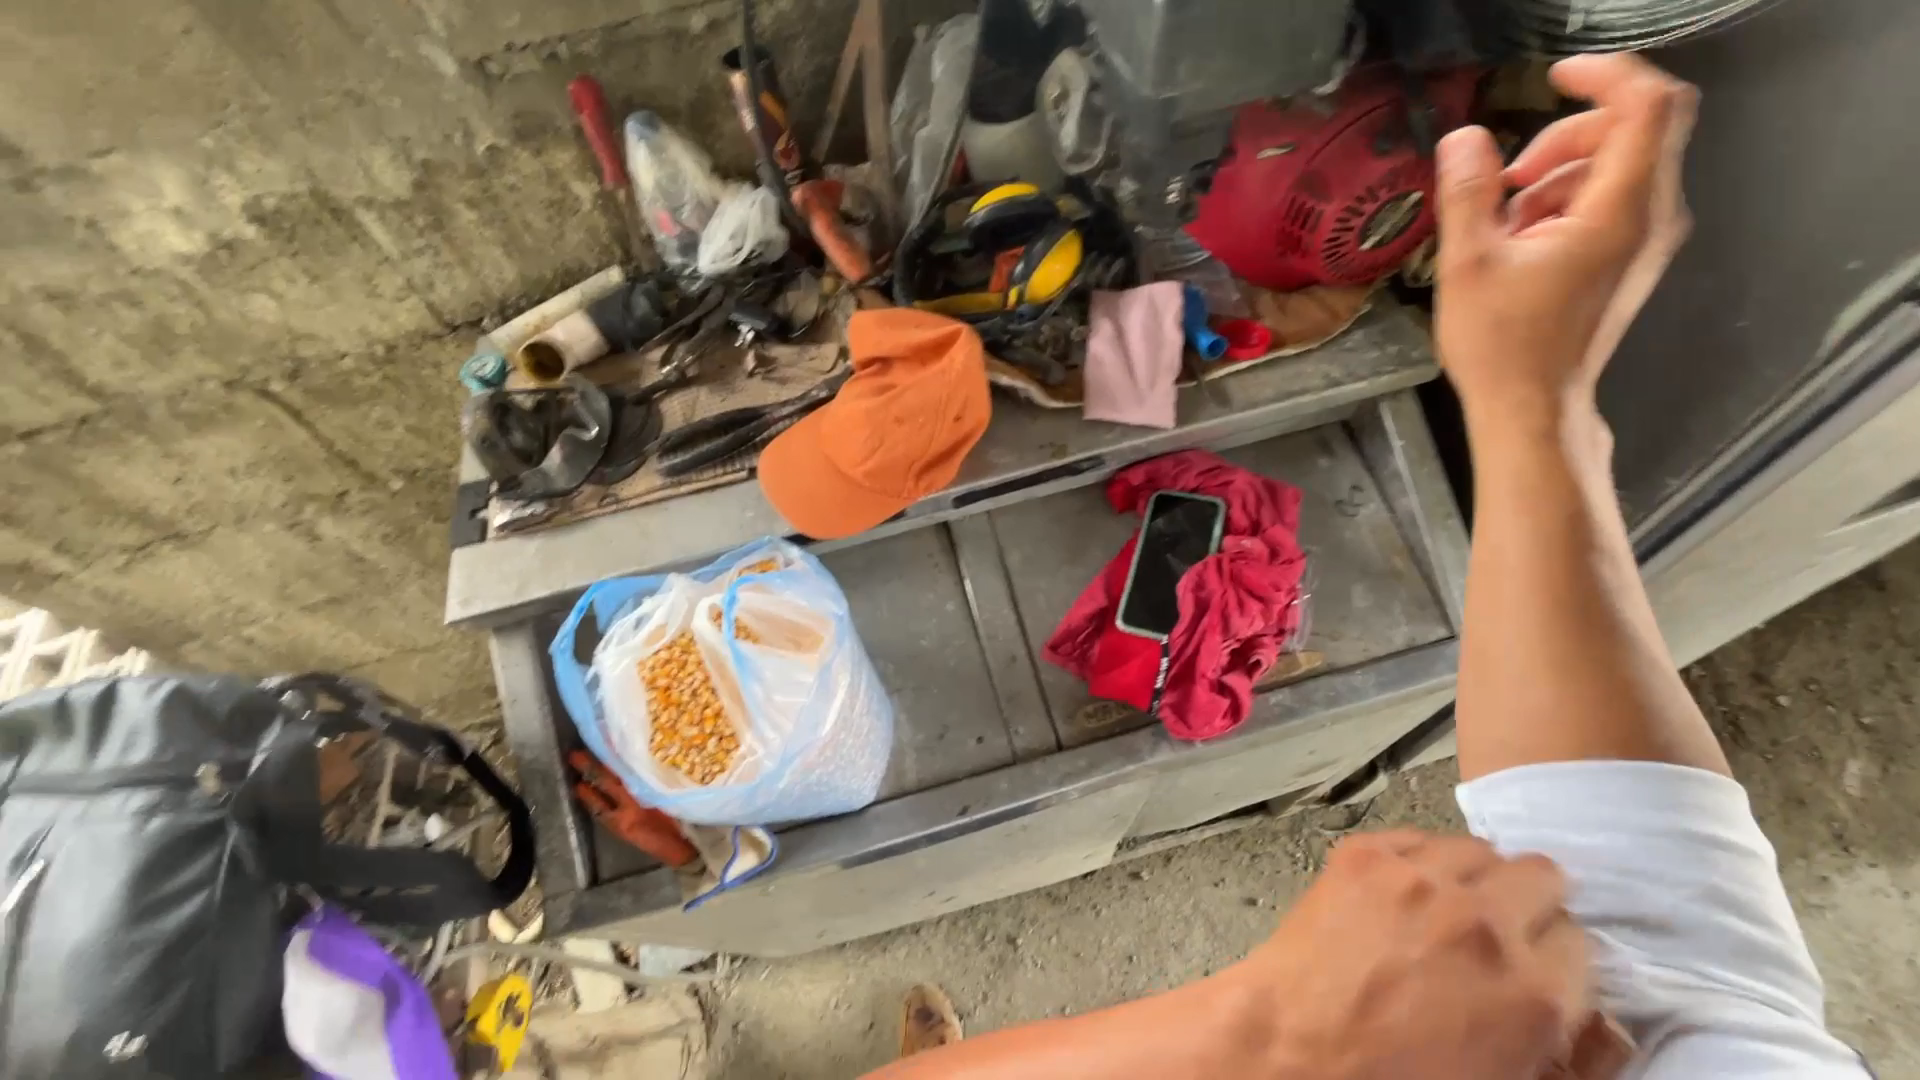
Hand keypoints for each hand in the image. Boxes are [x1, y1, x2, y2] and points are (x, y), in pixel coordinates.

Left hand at [1229, 831, 1590, 1079]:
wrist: (1292, 1047)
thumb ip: (1567, 1052)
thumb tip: (1597, 1019)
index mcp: (1534, 991)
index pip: (1581, 942)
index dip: (1556, 954)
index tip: (1536, 961)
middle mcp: (1484, 921)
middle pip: (1540, 875)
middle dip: (1528, 901)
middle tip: (1499, 924)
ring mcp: (1418, 878)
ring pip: (1477, 848)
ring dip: (1474, 873)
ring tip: (1450, 901)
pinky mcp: (1363, 855)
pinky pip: (1414, 835)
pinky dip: (1418, 856)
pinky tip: (1403, 886)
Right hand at [1433, 53, 1697, 424]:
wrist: (1531, 407)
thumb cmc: (1500, 343)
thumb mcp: (1468, 264)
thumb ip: (1467, 193)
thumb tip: (1462, 138)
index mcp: (1619, 211)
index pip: (1645, 105)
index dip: (1603, 75)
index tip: (1550, 77)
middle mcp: (1651, 217)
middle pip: (1633, 131)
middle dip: (1564, 137)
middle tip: (1505, 179)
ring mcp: (1644, 242)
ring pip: (1616, 169)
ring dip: (1556, 177)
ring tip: (1500, 225)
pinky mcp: (1627, 262)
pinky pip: (1609, 204)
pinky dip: (1564, 205)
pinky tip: (1518, 245)